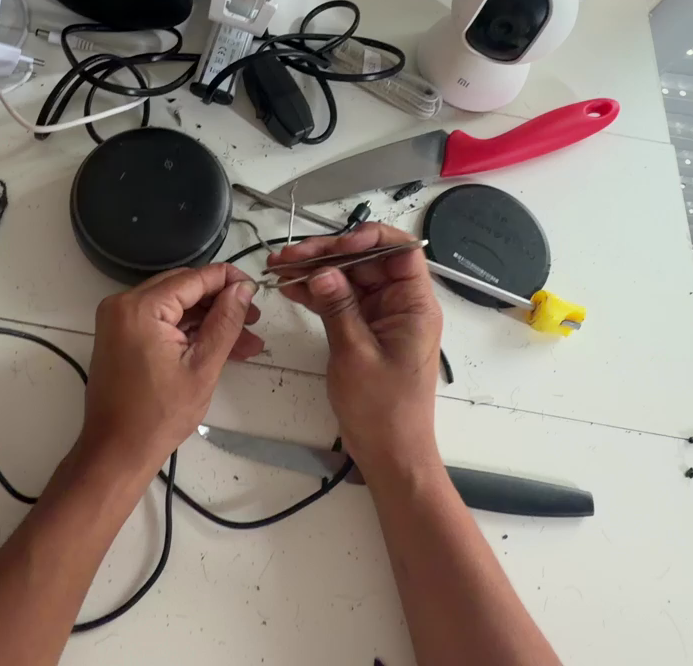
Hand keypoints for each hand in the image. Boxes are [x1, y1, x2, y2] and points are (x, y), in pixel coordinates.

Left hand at [79, 264, 263, 476]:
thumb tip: (243, 288)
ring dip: (207, 320)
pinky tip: (218, 346)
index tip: (256, 290)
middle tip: (254, 320)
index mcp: (141, 307)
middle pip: (184, 288)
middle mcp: (124, 304)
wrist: (116, 451)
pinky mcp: (120, 334)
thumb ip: (225, 322)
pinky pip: (160, 321)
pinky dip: (187, 331)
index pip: (194, 278)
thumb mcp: (202, 367)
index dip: (229, 280)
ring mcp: (119, 319)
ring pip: (175, 306)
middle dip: (221, 303)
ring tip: (245, 341)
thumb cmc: (159, 415)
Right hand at [270, 223, 442, 481]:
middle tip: (289, 256)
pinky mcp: (362, 329)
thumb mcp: (356, 354)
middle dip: (327, 253)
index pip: (400, 251)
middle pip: (365, 260)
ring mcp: (380, 316)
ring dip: (314, 270)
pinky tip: (289, 287)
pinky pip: (338, 299)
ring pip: (347, 277)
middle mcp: (399, 303)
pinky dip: (315, 292)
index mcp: (413, 304)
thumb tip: (321, 271)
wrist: (389, 454)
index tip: (336, 244)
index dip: (370, 238)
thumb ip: (338, 308)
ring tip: (279, 266)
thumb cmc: (384, 409)